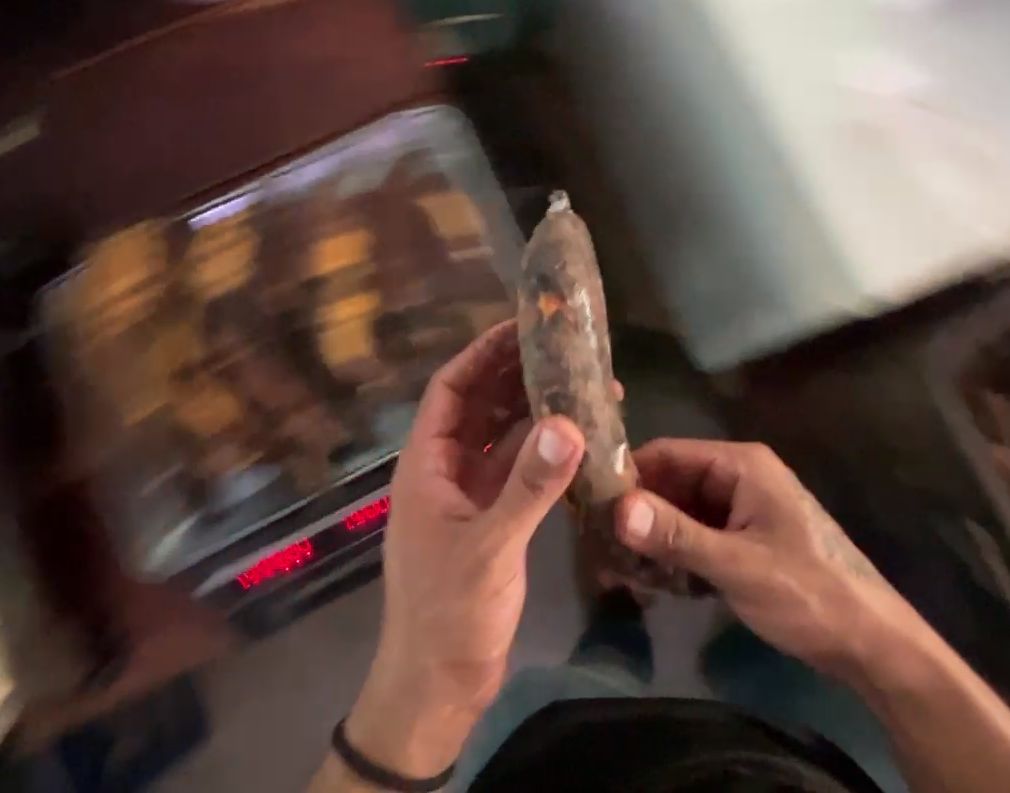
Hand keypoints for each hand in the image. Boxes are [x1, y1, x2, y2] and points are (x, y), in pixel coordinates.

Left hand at [346, 322, 584, 776]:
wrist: (438, 683)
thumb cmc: (449, 611)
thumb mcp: (489, 546)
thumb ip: (529, 486)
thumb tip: (569, 422)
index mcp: (426, 465)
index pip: (450, 390)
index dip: (482, 354)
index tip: (521, 326)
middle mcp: (445, 471)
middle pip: (479, 406)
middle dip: (515, 375)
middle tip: (563, 348)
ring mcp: (469, 497)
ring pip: (503, 438)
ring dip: (537, 412)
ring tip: (584, 385)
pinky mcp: (493, 522)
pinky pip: (519, 473)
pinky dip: (546, 453)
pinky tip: (581, 440)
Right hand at [614, 440, 925, 682]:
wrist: (869, 642)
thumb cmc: (807, 592)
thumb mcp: (737, 564)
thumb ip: (677, 536)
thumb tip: (616, 508)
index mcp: (742, 466)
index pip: (669, 453)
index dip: (628, 473)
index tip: (585, 502)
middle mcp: (739, 478)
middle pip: (671, 482)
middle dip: (635, 511)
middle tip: (591, 543)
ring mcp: (742, 511)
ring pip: (680, 513)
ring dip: (651, 536)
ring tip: (609, 565)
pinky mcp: (743, 542)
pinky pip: (696, 537)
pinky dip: (673, 555)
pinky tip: (647, 580)